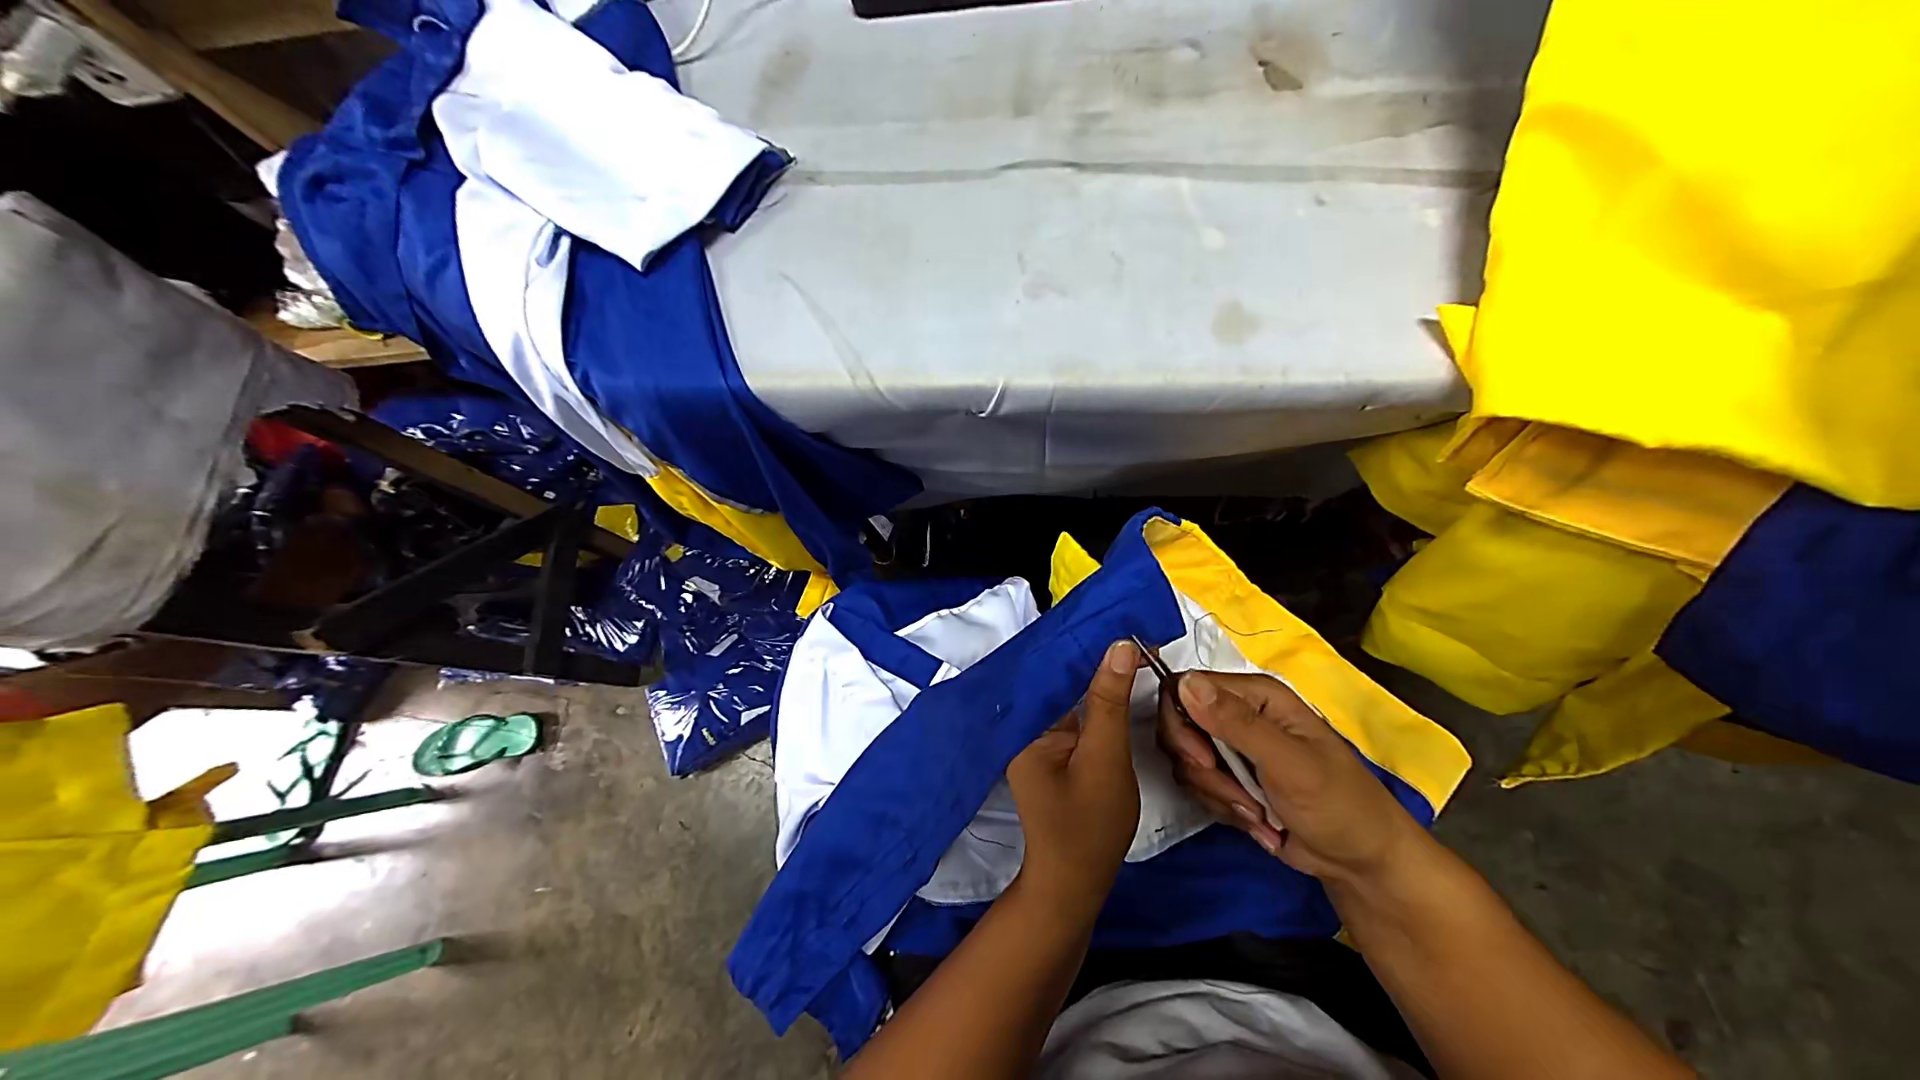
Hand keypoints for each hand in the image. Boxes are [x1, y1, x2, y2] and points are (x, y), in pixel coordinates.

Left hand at [1006, 640, 1142, 911]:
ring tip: (1130, 656)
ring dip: (1096, 683)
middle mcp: (1022, 730)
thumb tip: (1120, 645)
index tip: (1119, 626)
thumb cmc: (1089, 826)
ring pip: (1069, 701)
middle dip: (1093, 663)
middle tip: (1133, 639)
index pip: (1051, 674)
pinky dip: (1095, 707)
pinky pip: (1073, 720)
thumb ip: (1110, 702)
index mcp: (1022, 728)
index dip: (1085, 649)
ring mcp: (1036, 743)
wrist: (1077, 884)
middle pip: (1058, 684)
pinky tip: (1116, 691)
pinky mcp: (1052, 756)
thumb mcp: (1105, 758)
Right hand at [1156, 671, 1421, 883]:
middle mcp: (1238, 713)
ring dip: (1217, 793)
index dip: (1181, 722)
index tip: (1202, 759)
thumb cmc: (1339, 804)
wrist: (1362, 864)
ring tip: (1258, 812)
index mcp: (1255, 695)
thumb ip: (1236, 722)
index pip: (1184, 688)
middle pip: (1178, 725)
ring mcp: (1232, 747)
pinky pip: (1197, 786)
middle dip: (1201, 768)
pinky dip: (1221, 807)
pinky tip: (1257, 820)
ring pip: (1185, 761)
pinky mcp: (1229, 779)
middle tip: (1236, 792)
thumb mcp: (1289, 762)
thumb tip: (1186, 684)